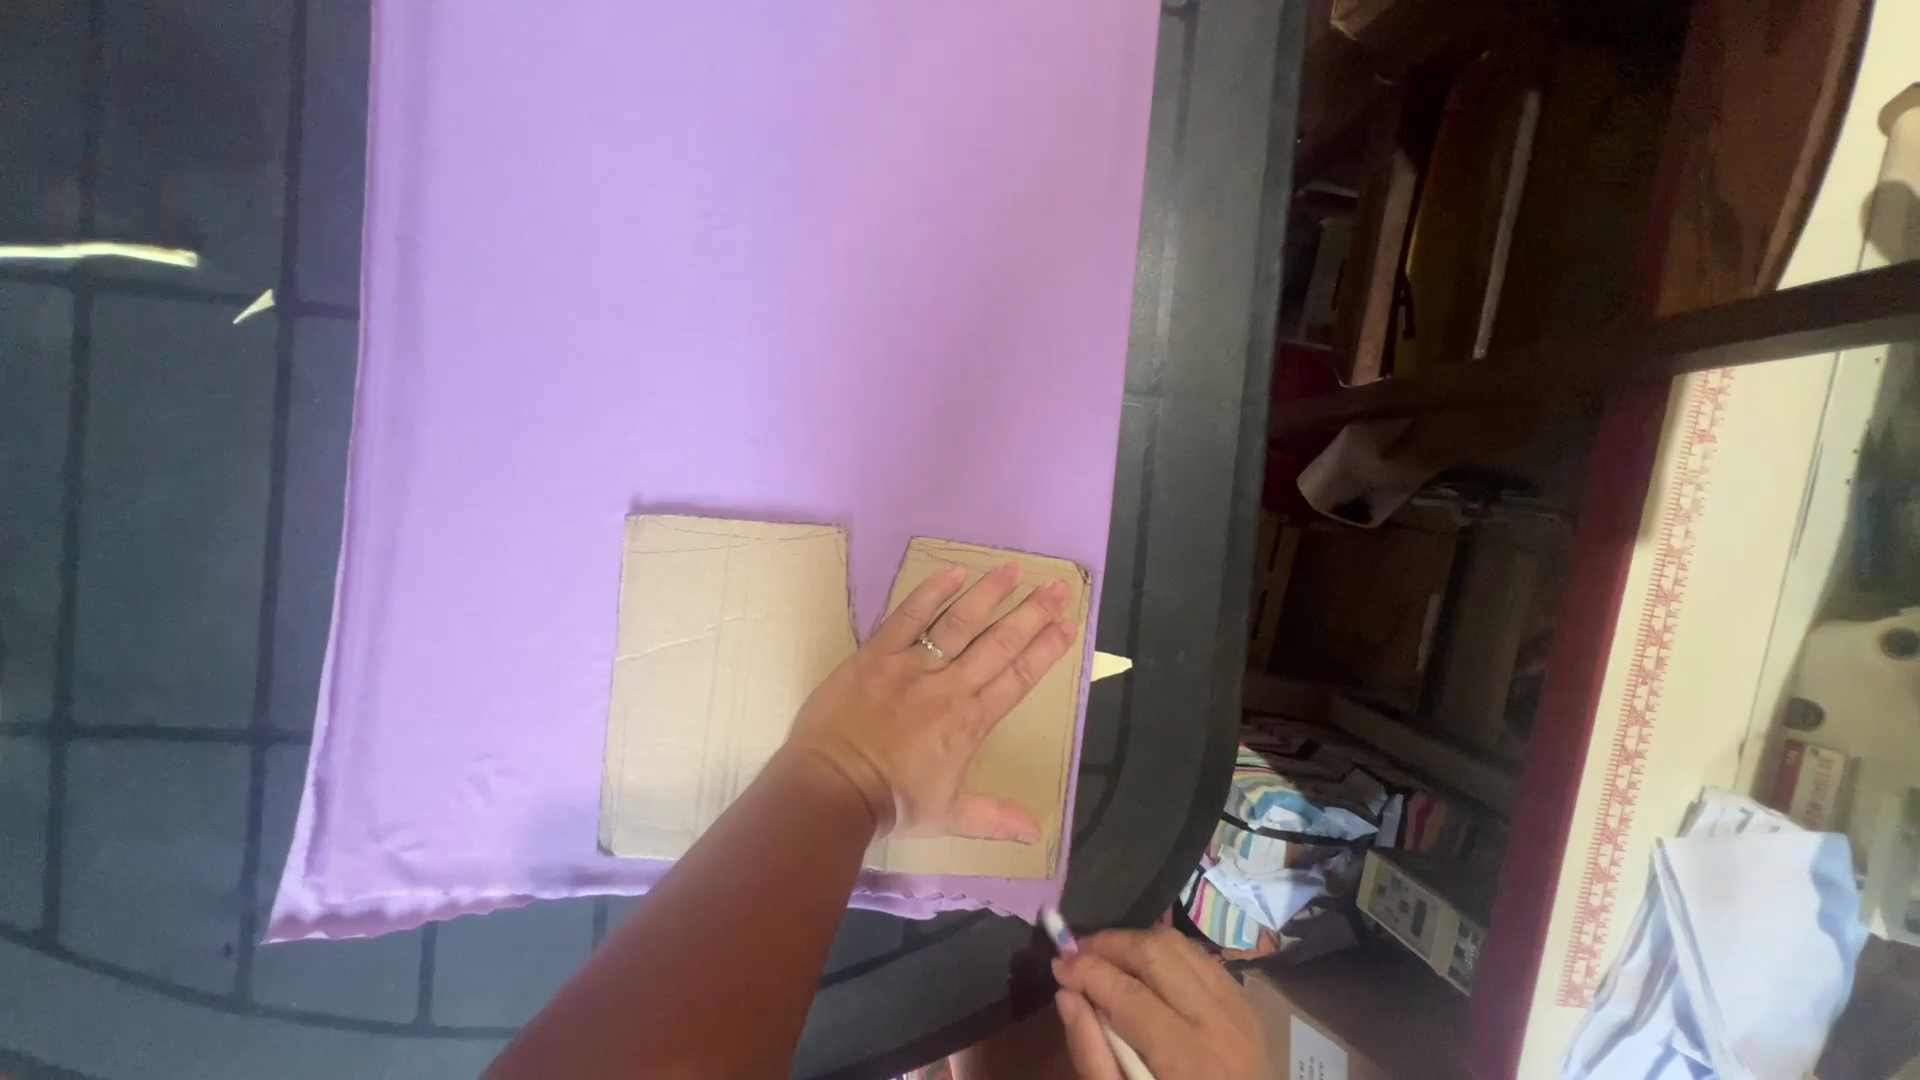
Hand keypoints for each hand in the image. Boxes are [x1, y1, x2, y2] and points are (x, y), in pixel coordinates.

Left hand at [781, 560, 1078, 841]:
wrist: (831, 789)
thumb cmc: (891, 804)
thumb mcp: (948, 816)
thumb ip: (995, 818)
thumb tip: (1038, 833)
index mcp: (971, 721)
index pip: (1018, 678)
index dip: (1046, 650)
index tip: (1069, 624)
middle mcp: (950, 686)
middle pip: (999, 643)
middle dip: (1032, 614)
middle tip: (1057, 586)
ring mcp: (913, 665)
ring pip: (960, 622)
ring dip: (989, 594)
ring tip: (1013, 569)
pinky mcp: (877, 653)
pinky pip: (909, 616)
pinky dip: (931, 592)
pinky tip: (954, 570)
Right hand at [1052, 928, 1264, 1079]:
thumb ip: (1091, 1054)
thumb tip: (1066, 992)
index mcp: (1190, 1062)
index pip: (1128, 993)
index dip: (1086, 971)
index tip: (1057, 964)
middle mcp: (1221, 1024)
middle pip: (1155, 953)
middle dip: (1109, 944)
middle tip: (1077, 954)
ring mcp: (1240, 1011)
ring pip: (1178, 944)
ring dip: (1136, 943)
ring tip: (1106, 959)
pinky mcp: (1246, 1007)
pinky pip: (1199, 957)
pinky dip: (1166, 954)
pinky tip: (1145, 972)